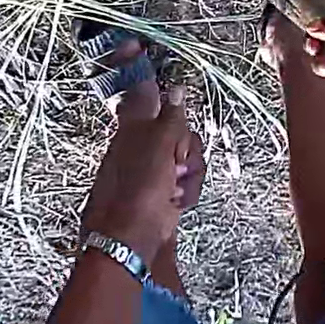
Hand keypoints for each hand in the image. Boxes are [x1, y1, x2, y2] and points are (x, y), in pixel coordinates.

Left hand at [81, 87, 196, 260]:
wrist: (133, 235)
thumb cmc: (139, 186)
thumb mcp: (159, 143)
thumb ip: (172, 115)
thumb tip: (177, 88)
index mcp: (136, 126)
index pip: (155, 100)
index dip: (168, 106)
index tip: (171, 116)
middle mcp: (146, 144)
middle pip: (182, 130)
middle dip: (187, 146)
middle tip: (176, 160)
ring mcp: (158, 168)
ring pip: (190, 156)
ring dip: (190, 172)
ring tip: (176, 184)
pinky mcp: (170, 189)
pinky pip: (191, 179)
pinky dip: (189, 189)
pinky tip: (177, 198)